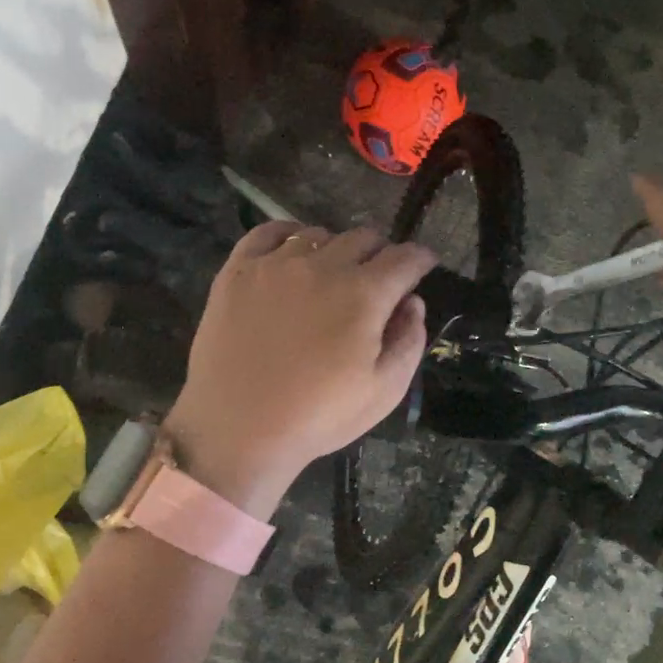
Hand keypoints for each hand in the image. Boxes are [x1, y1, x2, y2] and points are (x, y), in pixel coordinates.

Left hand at [163, 221, 434, 516]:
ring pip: (318, 235)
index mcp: (364, 295)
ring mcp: (275, 265)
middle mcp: (321, 267)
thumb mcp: (383, 392)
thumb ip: (408, 341)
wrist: (238, 430)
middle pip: (363, 239)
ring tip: (334, 273)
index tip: (425, 264)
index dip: (421, 259)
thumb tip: (413, 303)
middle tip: (380, 277)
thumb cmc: (318, 418)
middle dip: (381, 253)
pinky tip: (292, 251)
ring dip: (337, 249)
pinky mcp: (237, 272)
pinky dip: (289, 234)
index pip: (404, 259)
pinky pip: (268, 232)